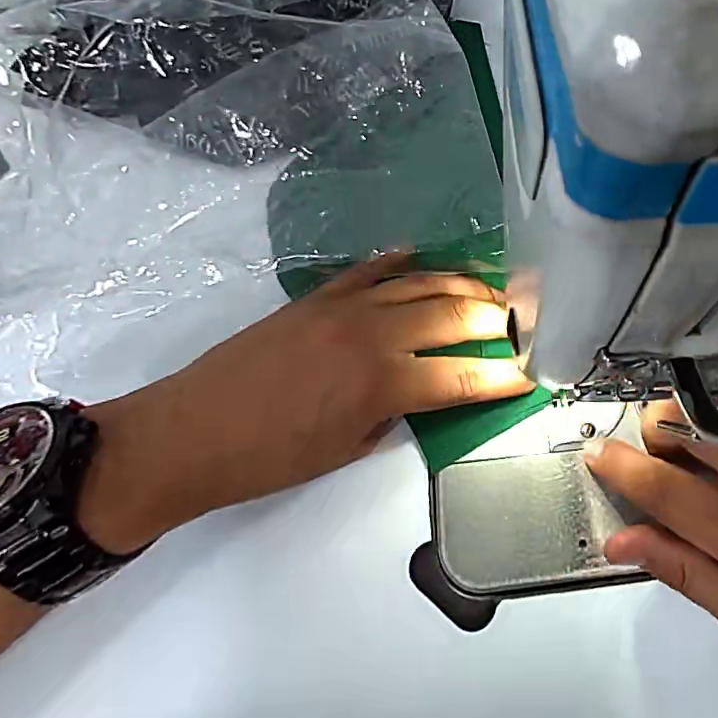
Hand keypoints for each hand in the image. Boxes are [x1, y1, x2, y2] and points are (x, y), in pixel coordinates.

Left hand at [78, 256, 534, 551]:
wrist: (189, 432)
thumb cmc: (269, 459)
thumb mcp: (347, 449)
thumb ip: (394, 414)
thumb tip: (419, 390)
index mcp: (382, 385)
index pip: (463, 377)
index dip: (502, 378)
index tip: (528, 377)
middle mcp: (372, 335)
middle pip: (453, 316)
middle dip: (495, 321)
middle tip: (518, 327)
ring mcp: (344, 307)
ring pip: (420, 283)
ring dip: (461, 284)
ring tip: (488, 291)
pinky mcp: (318, 296)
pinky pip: (371, 269)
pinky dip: (403, 262)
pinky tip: (423, 259)